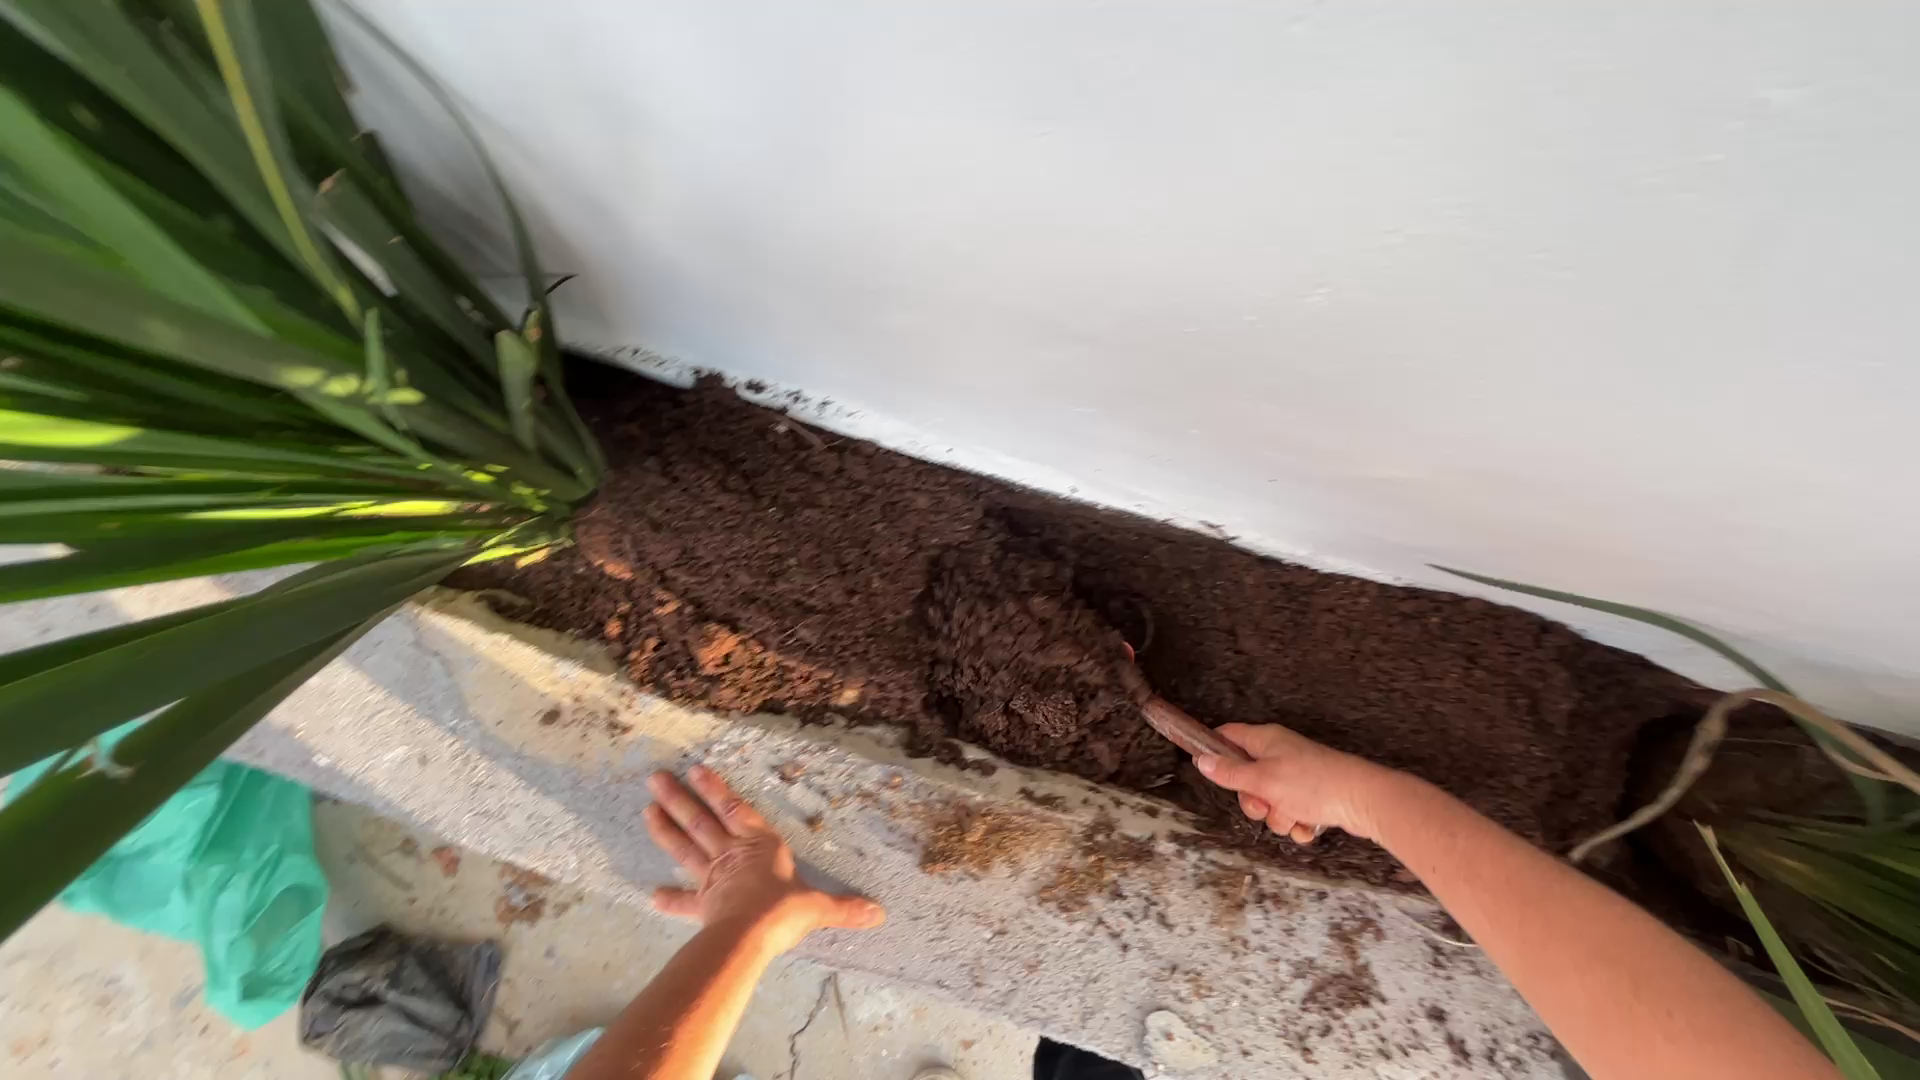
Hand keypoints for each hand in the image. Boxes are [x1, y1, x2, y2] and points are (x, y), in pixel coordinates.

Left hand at [643, 765, 885, 952]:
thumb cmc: (784, 910)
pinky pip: (684, 901)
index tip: (695, 770)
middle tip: (655, 778)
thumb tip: (879, 913)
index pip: (734, 808)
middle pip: (701, 821)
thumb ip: (845, 907)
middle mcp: (732, 854)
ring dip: (666, 829)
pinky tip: (651, 895)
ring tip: (647, 809)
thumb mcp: (819, 907)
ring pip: (685, 847)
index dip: (715, 788)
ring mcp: (712, 878)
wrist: (751, 938)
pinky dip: (669, 898)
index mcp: (760, 844)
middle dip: (678, 799)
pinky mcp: (702, 906)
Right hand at [1194, 723, 1401, 842]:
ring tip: (1294, 815)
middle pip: (1246, 776)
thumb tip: (1200, 760)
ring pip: (1269, 800)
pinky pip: (1291, 811)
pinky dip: (1296, 822)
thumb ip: (1229, 772)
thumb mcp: (1262, 779)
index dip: (1214, 749)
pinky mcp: (1312, 795)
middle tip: (1263, 805)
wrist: (1364, 800)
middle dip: (1252, 799)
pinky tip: (1308, 825)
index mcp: (1264, 740)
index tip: (1207, 768)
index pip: (1228, 735)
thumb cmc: (1311, 783)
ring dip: (1277, 815)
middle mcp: (1278, 754)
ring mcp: (1296, 775)